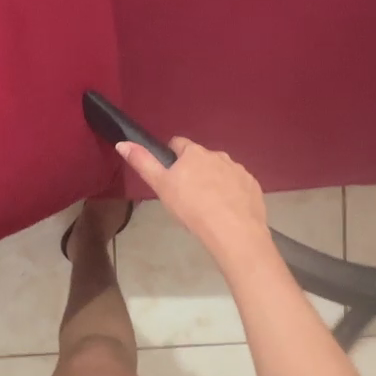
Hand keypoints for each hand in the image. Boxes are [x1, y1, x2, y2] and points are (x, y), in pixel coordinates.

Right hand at [116, 138, 270, 266]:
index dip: (171, 156)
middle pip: (201, 158)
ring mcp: (238, 170)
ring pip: (220, 170)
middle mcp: (218, 155)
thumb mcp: (161, 186)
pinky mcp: (253, 185)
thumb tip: (123, 143)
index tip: (169, 175)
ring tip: (208, 207)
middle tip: (186, 196)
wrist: (234, 232)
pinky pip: (238, 184)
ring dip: (213, 181)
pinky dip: (232, 193)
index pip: (178, 143)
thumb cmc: (192, 208)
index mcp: (194, 153)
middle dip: (194, 170)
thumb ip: (143, 163)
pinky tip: (227, 212)